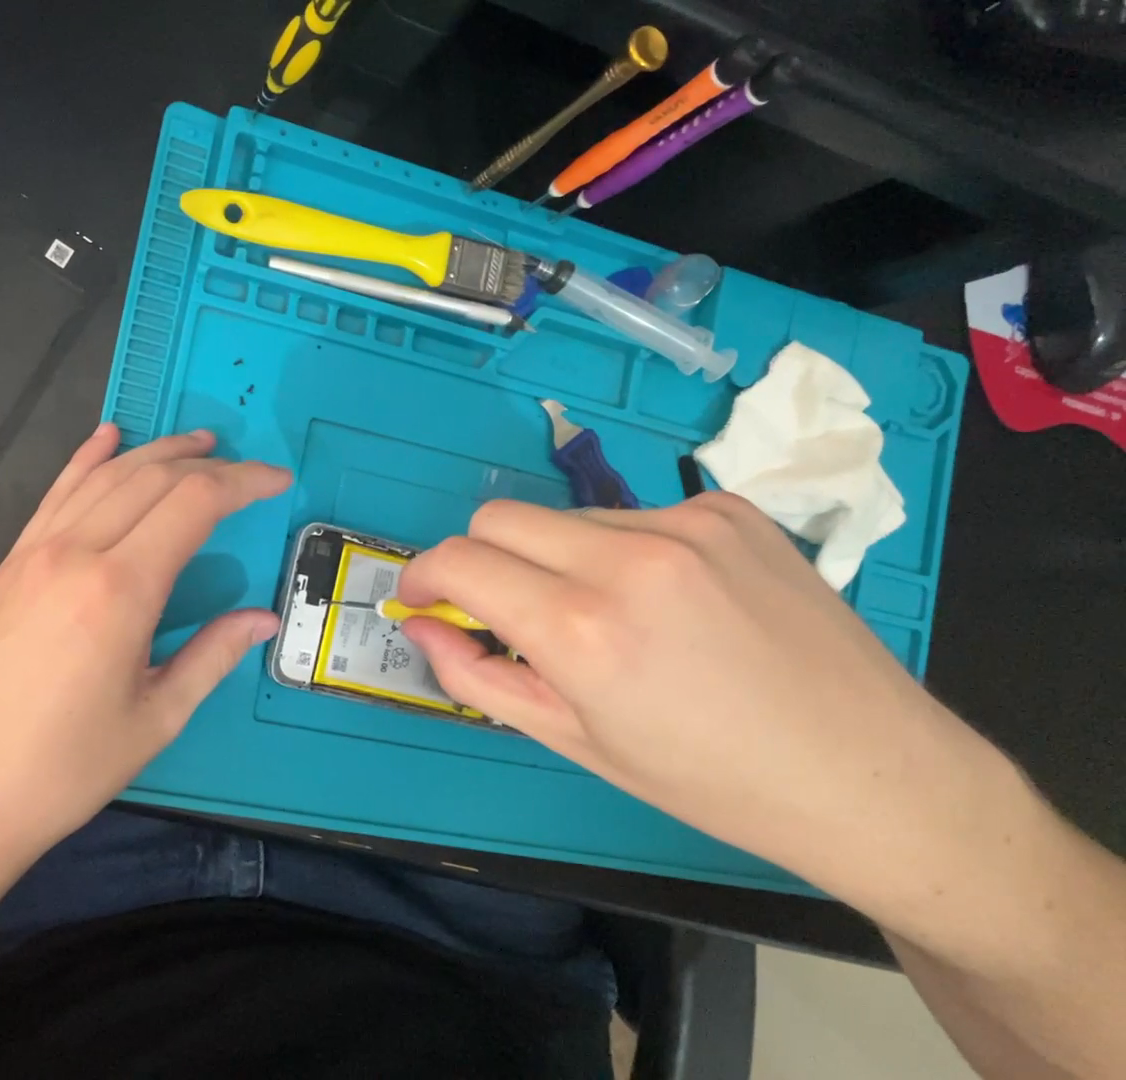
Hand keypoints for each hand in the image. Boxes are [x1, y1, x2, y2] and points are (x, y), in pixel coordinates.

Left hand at [0, 424, 290, 866]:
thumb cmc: (68, 769)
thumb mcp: (157, 717)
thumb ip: (213, 656)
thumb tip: (262, 619)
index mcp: (119, 590)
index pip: (192, 504)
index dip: (242, 482)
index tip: (276, 480)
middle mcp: (74, 553)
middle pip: (150, 480)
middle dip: (205, 465)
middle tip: (244, 469)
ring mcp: (34, 554)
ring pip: (102, 478)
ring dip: (153, 454)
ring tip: (194, 443)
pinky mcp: (10, 566)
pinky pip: (55, 496)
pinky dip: (85, 461)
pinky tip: (106, 438)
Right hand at [397, 494, 1011, 886]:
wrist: (873, 775)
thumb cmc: (708, 781)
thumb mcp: (572, 741)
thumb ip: (475, 676)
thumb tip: (420, 626)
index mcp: (582, 628)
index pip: (459, 560)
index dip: (423, 576)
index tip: (424, 600)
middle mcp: (629, 557)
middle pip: (499, 518)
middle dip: (478, 559)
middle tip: (503, 611)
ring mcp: (687, 524)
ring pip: (567, 516)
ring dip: (554, 557)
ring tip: (604, 616)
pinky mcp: (731, 511)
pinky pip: (634, 514)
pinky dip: (621, 550)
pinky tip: (668, 600)